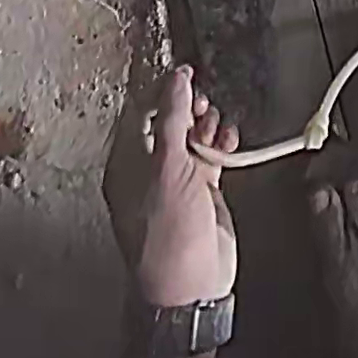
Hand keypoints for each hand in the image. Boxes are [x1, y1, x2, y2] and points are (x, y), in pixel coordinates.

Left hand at [102, 65, 239, 306]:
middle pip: (167, 121)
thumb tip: (176, 77)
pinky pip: (209, 155)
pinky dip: (220, 144)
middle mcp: (149, 167)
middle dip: (186, 107)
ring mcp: (176, 178)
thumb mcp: (168, 167)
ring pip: (190, 136)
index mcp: (127, 162)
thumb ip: (172, 117)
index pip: (140, 112)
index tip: (185, 72)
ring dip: (205, 124)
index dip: (161, 89)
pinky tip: (229, 140)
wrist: (193, 285)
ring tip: (216, 123)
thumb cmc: (169, 229)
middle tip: (203, 102)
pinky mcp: (200, 188)